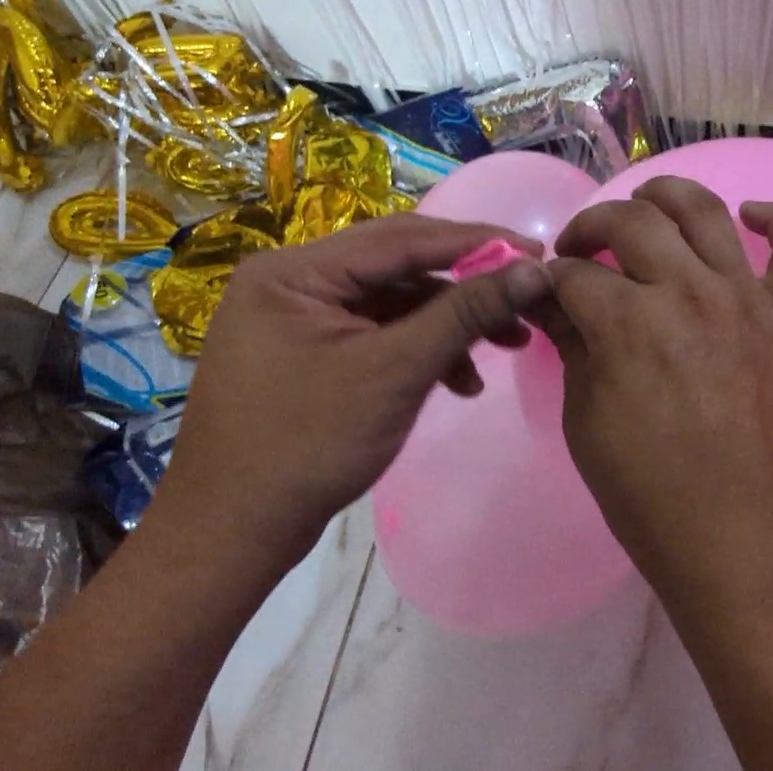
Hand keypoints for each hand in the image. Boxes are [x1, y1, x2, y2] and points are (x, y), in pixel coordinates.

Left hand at [163, 214, 549, 565]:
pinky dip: (427, 348)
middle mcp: (294, 281)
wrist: (234, 534)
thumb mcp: (397, 370)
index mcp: (295, 271)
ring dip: (455, 321)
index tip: (539, 251)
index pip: (404, 238)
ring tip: (511, 343)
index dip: (479, 241)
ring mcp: (302, 317)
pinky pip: (384, 331)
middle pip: (403, 263)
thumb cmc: (308, 445)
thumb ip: (467, 312)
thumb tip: (535, 270)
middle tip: (529, 290)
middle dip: (470, 282)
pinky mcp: (314, 350)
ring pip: (399, 299)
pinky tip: (463, 380)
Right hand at [528, 176, 772, 611]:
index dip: (547, 279)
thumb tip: (551, 303)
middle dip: (591, 226)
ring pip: (706, 211)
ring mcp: (746, 299)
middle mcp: (689, 292)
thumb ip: (574, 350)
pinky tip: (750, 213)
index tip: (539, 290)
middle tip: (578, 251)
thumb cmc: (653, 499)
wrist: (747, 543)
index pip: (574, 274)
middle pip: (632, 221)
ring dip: (667, 195)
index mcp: (629, 323)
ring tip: (646, 205)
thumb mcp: (588, 426)